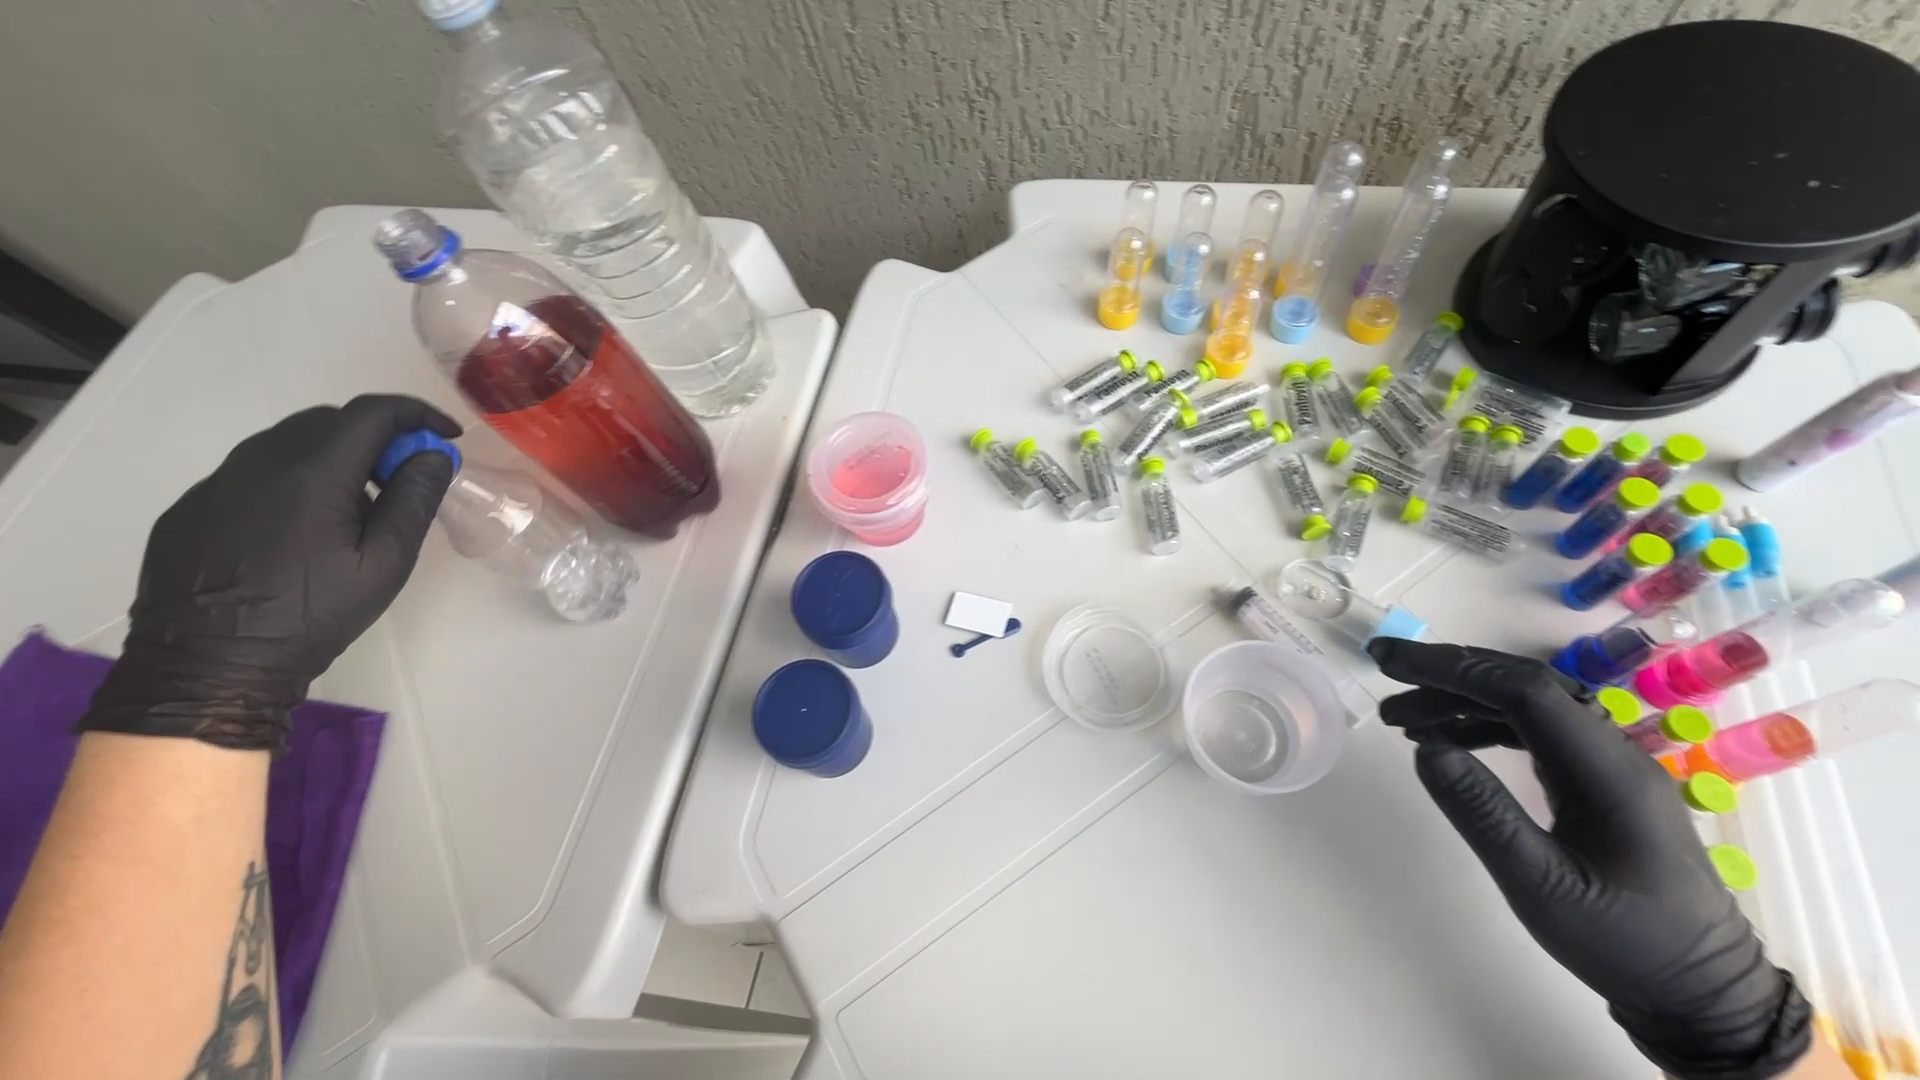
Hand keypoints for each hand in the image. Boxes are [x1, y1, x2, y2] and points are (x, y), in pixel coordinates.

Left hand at [81, 395, 461, 751]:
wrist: (208, 667)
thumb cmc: (313, 615)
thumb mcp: (385, 563)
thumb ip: (413, 500)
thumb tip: (433, 455)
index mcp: (312, 472)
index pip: (372, 412)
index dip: (418, 414)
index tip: (445, 437)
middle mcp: (258, 462)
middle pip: (329, 420)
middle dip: (378, 437)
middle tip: (404, 477)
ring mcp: (216, 483)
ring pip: (288, 443)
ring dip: (334, 457)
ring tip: (356, 506)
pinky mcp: (192, 507)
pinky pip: (254, 473)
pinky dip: (294, 480)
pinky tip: (302, 528)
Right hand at [1368, 639, 1812, 1079]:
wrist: (1704, 993)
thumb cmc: (1623, 943)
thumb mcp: (1541, 886)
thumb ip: (1482, 813)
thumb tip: (1426, 750)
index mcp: (1604, 768)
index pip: (1522, 689)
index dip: (1451, 668)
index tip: (1390, 663)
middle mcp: (1611, 752)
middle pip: (1524, 686)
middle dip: (1449, 672)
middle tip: (1384, 672)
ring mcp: (1607, 766)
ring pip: (1527, 706)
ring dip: (1460, 701)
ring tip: (1399, 719)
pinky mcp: (1598, 784)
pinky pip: (1535, 733)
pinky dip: (1482, 726)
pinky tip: (1445, 744)